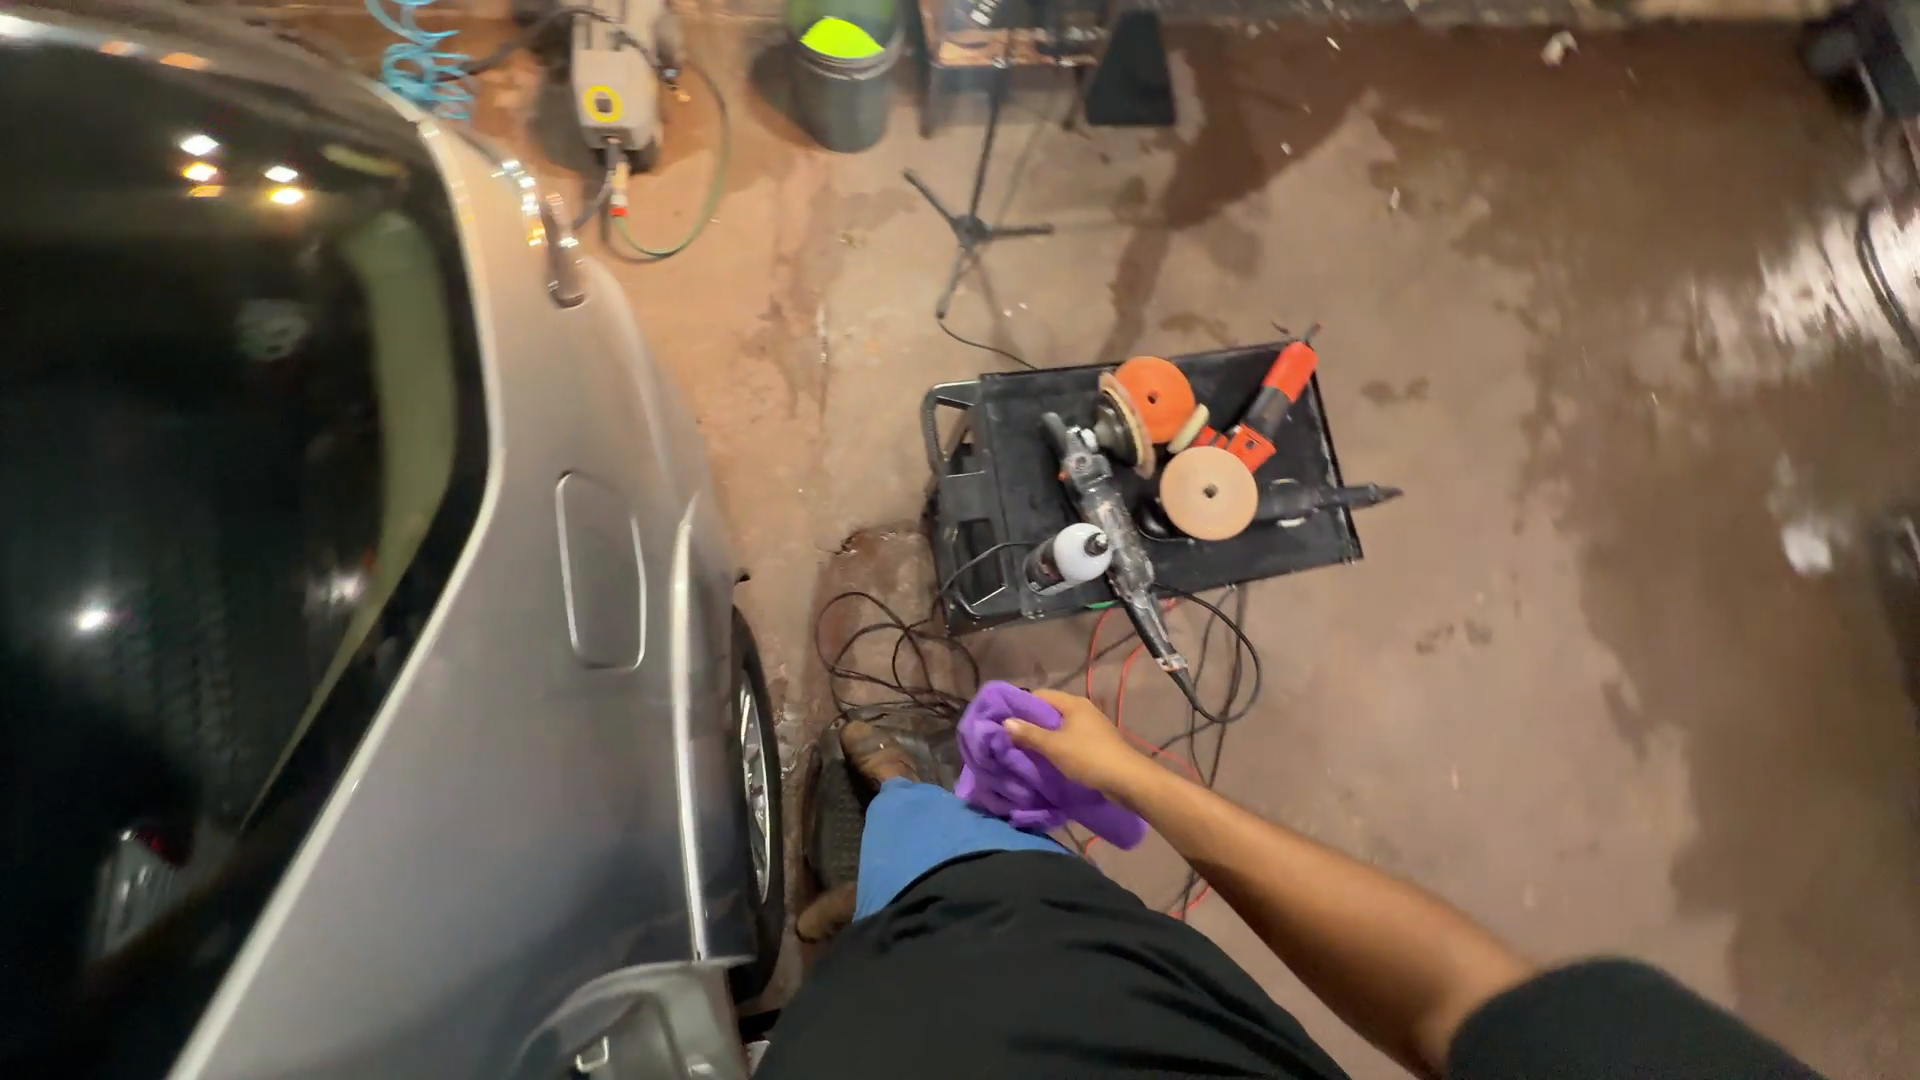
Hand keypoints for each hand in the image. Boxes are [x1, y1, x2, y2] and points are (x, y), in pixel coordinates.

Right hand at [1005, 689, 1148, 797]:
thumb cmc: (1089, 757)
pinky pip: (1069, 738)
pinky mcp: (1095, 742)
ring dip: (1044, 736)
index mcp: (1073, 703)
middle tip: (1011, 737)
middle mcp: (1082, 709)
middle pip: (1049, 710)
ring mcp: (1091, 726)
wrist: (1128, 780)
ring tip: (1025, 749)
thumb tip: (1006, 722)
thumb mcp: (1054, 746)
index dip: (1020, 706)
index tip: (1005, 720)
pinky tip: (1047, 757)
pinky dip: (1057, 745)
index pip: (1039, 695)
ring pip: (1059, 726)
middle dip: (1031, 723)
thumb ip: (1029, 733)